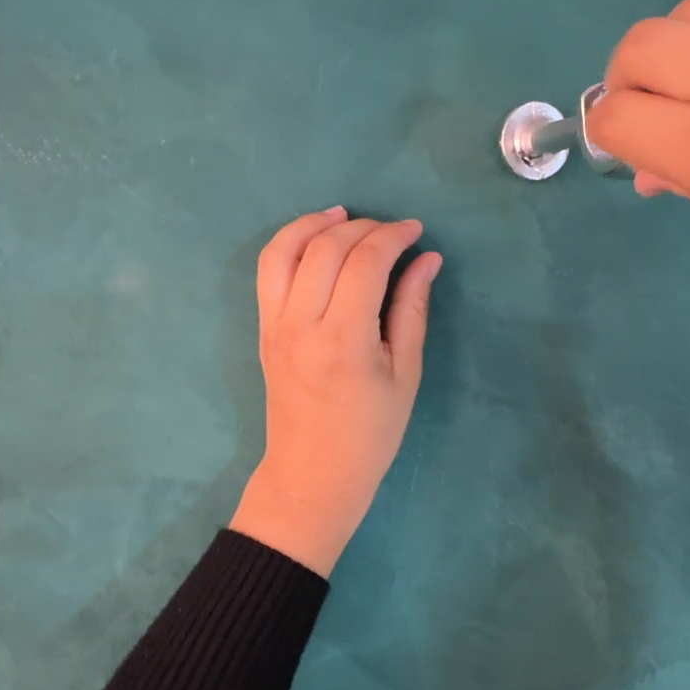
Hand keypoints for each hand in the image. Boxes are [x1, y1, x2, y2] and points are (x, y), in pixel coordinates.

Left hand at [229, 208, 441, 576]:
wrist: (312, 474)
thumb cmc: (370, 434)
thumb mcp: (405, 374)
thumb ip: (412, 310)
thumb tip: (427, 259)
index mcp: (344, 340)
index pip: (365, 262)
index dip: (393, 236)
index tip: (415, 231)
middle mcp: (302, 324)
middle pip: (327, 248)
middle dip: (363, 227)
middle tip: (391, 231)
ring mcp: (275, 325)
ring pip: (285, 250)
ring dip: (315, 223)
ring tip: (345, 216)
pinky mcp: (263, 329)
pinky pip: (268, 270)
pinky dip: (290, 243)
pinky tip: (316, 238)